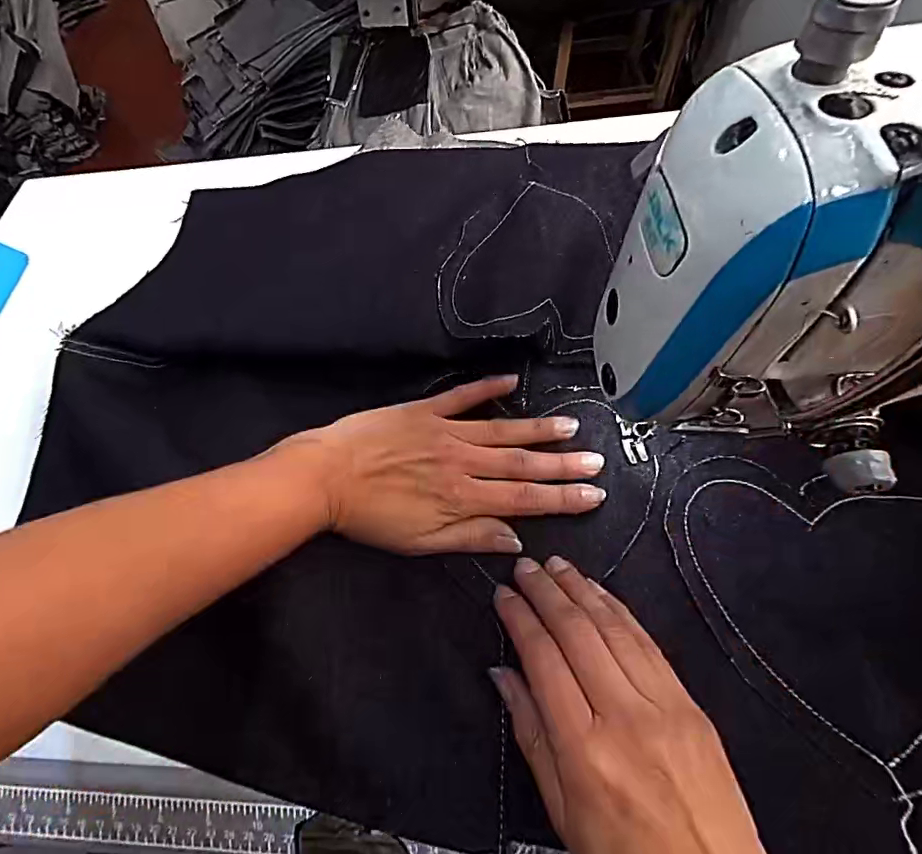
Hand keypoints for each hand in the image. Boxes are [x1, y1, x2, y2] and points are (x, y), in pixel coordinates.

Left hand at [277, 375, 604, 554]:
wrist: (325, 476)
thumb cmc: (370, 516)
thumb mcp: (419, 541)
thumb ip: (470, 537)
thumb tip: (516, 541)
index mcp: (463, 498)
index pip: (525, 500)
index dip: (562, 498)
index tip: (593, 494)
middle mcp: (463, 462)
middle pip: (523, 465)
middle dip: (564, 464)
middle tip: (597, 460)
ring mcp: (446, 431)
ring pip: (503, 430)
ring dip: (539, 428)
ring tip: (571, 426)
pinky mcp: (426, 410)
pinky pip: (464, 396)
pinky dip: (489, 388)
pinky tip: (513, 381)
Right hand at [492, 557, 766, 853]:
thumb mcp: (563, 811)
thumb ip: (531, 735)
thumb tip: (504, 679)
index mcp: (585, 751)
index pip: (543, 659)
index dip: (520, 619)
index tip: (505, 597)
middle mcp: (624, 718)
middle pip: (576, 632)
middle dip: (545, 591)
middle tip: (526, 567)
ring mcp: (662, 705)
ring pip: (612, 627)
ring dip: (581, 588)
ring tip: (558, 566)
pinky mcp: (689, 702)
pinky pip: (647, 641)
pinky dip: (619, 609)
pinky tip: (602, 593)